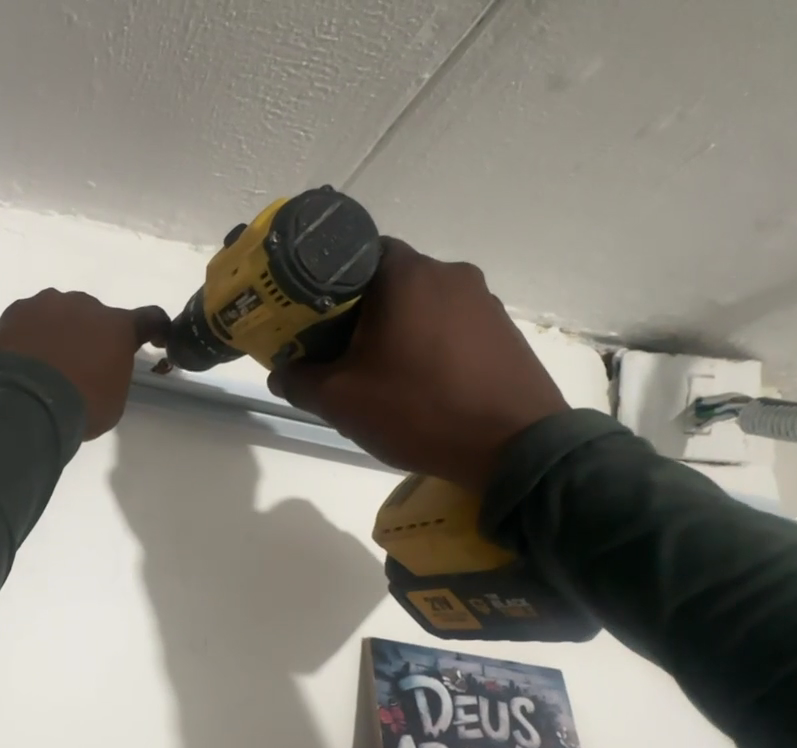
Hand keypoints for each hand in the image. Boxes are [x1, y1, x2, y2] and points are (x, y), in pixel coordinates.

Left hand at [0, 289, 169, 439]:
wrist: (25, 403)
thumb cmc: (80, 407)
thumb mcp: (113, 400)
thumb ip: (114, 375)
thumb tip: (103, 370)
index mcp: (118, 327)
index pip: (150, 319)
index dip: (153, 329)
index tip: (152, 340)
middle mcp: (87, 306)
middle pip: (96, 316)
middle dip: (91, 336)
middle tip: (78, 364)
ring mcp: (49, 303)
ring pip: (60, 313)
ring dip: (59, 331)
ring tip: (44, 361)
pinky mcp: (18, 309)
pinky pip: (30, 318)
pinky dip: (30, 333)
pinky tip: (23, 356)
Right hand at [266, 240, 569, 490]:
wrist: (513, 446)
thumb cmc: (418, 409)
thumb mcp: (339, 401)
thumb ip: (299, 380)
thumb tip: (282, 372)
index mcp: (405, 275)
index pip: (353, 253)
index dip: (325, 283)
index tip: (309, 317)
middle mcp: (448, 273)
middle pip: (387, 280)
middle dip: (357, 311)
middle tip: (334, 350)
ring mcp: (483, 300)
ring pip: (419, 304)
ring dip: (394, 329)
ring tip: (376, 372)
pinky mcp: (502, 329)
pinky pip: (448, 325)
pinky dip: (426, 344)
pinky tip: (417, 382)